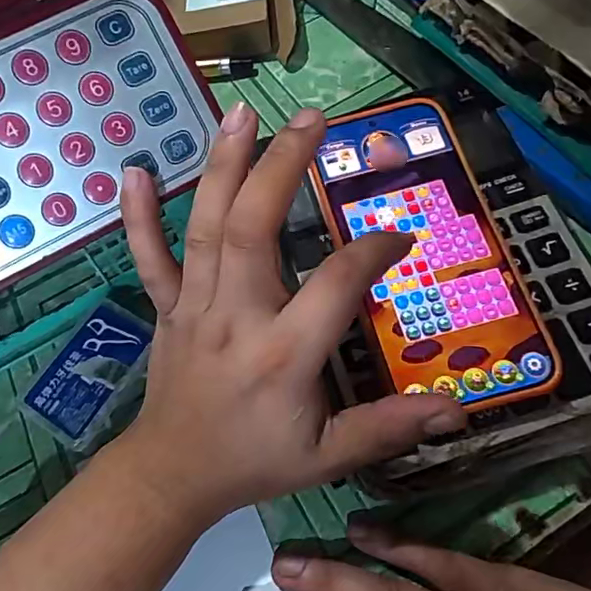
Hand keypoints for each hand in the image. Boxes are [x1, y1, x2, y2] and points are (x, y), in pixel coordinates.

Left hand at [113, 102, 465, 524]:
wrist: (172, 476)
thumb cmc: (253, 463)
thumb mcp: (327, 458)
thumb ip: (388, 428)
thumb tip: (456, 409)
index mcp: (282, 355)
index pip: (335, 283)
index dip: (373, 250)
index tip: (398, 234)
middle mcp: (235, 317)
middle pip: (253, 229)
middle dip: (281, 167)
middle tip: (311, 119)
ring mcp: (193, 307)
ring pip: (204, 229)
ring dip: (222, 167)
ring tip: (242, 114)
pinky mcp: (166, 308)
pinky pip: (149, 258)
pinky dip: (138, 216)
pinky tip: (133, 170)